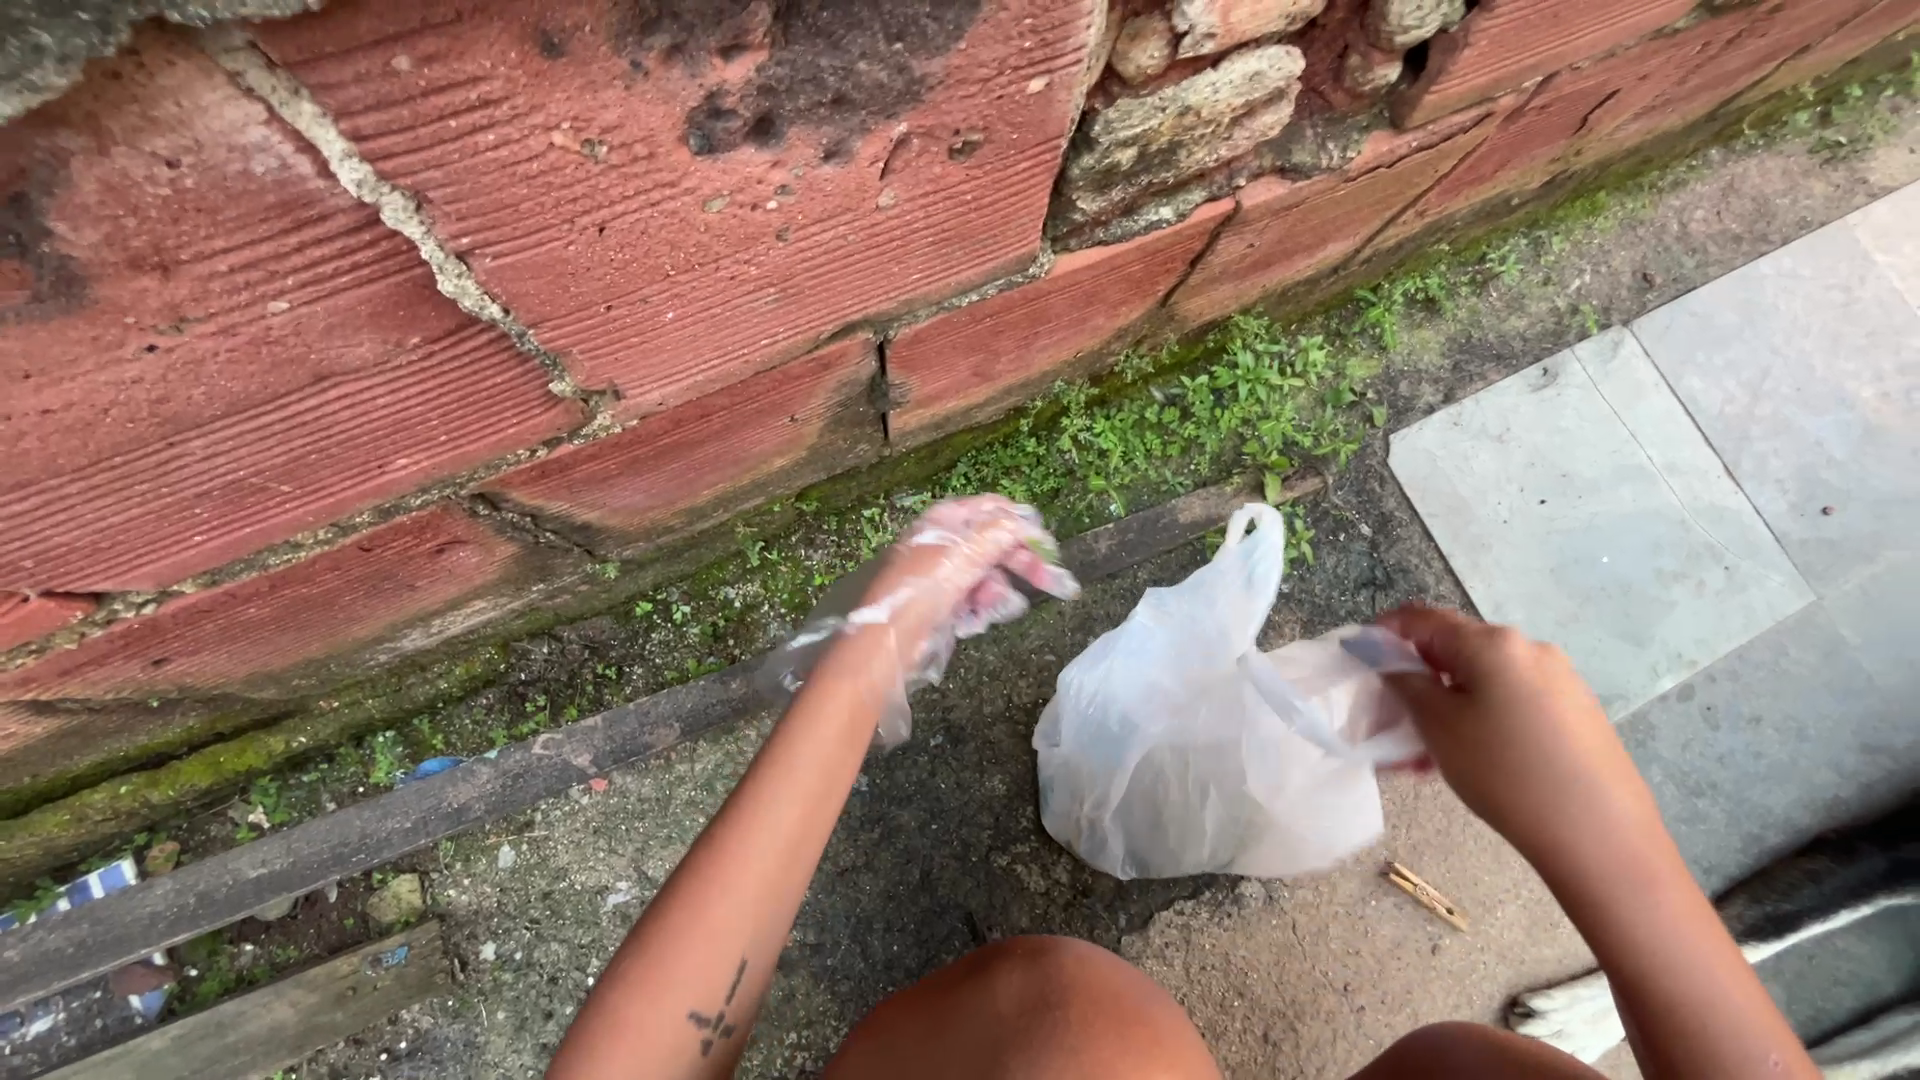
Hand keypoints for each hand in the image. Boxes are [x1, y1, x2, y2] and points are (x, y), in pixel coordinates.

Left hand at [775, 495, 1078, 747]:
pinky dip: (979, 609)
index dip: (1023, 524)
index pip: (993, 509)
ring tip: (987, 610)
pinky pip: (974, 599)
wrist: (888, 638)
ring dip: (996, 594)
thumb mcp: (963, 556)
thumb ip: (998, 535)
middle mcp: (945, 541)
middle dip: (1022, 566)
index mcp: (946, 520)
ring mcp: (944, 572)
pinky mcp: (943, 600)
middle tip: (1056, 585)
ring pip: (989, 577)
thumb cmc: (923, 590)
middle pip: (996, 545)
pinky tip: (972, 622)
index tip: (1049, 546)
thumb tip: (1023, 522)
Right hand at [1375, 605, 1662, 874]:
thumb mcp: (1436, 724)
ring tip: (1422, 753)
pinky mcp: (1576, 711)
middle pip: (1452, 650)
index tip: (1357, 661)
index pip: (1420, 619)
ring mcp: (1559, 680)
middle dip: (1414, 680)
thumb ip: (1403, 680)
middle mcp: (1528, 649)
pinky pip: (1509, 701)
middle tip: (1389, 719)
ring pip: (1480, 680)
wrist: (1601, 837)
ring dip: (1443, 705)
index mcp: (1491, 643)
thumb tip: (1385, 658)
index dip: (1381, 633)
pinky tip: (1467, 759)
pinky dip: (1477, 718)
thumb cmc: (1504, 771)